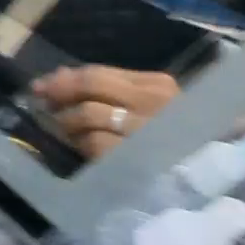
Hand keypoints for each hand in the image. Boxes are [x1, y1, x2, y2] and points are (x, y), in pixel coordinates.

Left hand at [32, 65, 180, 158]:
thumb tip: (59, 73)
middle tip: (42, 102)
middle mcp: (154, 103)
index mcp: (157, 85)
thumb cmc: (170, 135)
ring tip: (63, 127)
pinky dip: (79, 141)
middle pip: (91, 85)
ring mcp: (146, 129)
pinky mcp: (136, 155)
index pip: (98, 72)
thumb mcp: (144, 104)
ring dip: (66, 120)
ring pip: (88, 112)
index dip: (64, 78)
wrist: (202, 172)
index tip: (42, 85)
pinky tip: (79, 146)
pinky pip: (94, 141)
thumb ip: (105, 86)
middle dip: (59, 92)